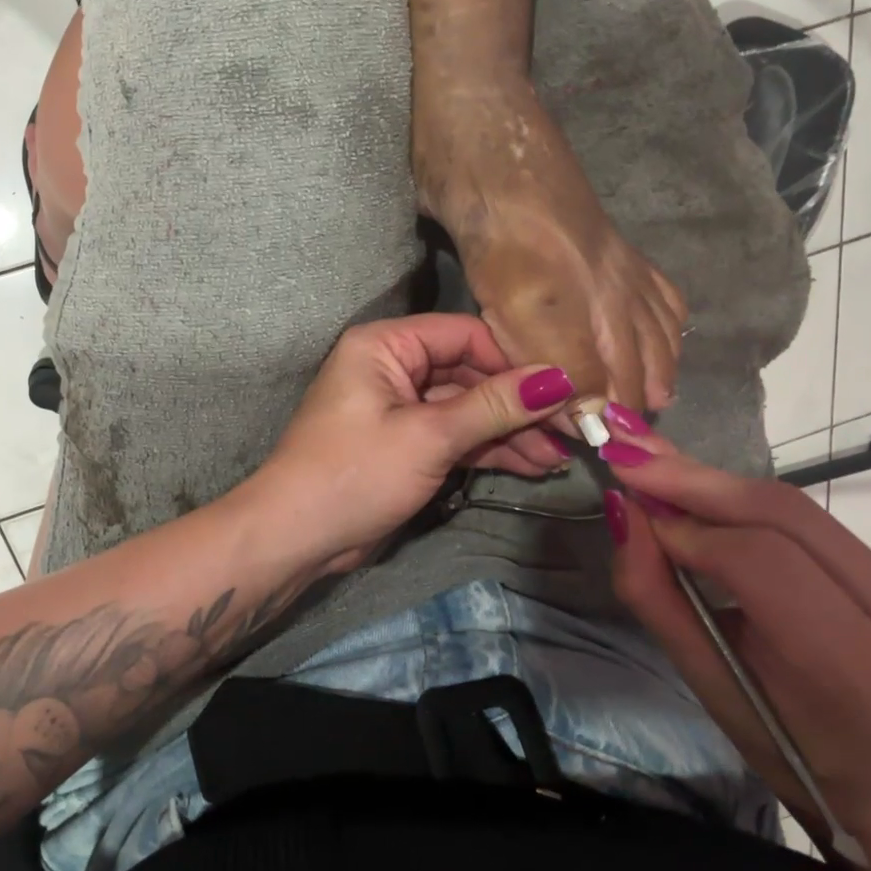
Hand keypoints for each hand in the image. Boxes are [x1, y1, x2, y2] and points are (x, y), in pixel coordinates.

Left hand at [250, 313, 574, 569]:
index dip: (514, 360)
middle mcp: (391, 367)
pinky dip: (488, 450)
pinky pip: (454, 436)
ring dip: (510, 431)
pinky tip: (533, 466)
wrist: (296, 536)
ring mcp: (398, 408)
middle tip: (574, 428)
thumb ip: (494, 406)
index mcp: (385, 345)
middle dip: (518, 403)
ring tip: (562, 457)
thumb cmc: (355, 472)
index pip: (464, 334)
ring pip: (466, 409)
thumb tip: (560, 378)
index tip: (567, 386)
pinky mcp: (404, 445)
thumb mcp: (429, 436)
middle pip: (469, 373)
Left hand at [415, 83, 686, 415]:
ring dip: (648, 379)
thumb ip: (542, 350)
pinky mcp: (615, 241)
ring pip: (651, 337)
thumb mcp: (496, 288)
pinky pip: (659, 298)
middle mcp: (610, 289)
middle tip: (621, 444)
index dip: (597, 423)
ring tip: (643, 410)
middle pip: (632, 367)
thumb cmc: (477, 204)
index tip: (597, 453)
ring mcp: (618, 262)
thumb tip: (583, 409)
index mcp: (575, 307)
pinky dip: (664, 332)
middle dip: (626, 411)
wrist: (488, 127)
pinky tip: (660, 345)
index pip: (599, 385)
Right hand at [600, 421, 870, 870]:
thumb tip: (622, 510)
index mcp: (857, 672)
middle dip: (696, 480)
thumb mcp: (706, 684)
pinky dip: (749, 508)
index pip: (762, 562)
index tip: (629, 506)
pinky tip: (707, 504)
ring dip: (718, 487)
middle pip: (785, 517)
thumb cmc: (783, 739)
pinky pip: (815, 523)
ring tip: (655, 470)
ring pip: (798, 511)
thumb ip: (657, 597)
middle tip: (627, 455)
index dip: (689, 526)